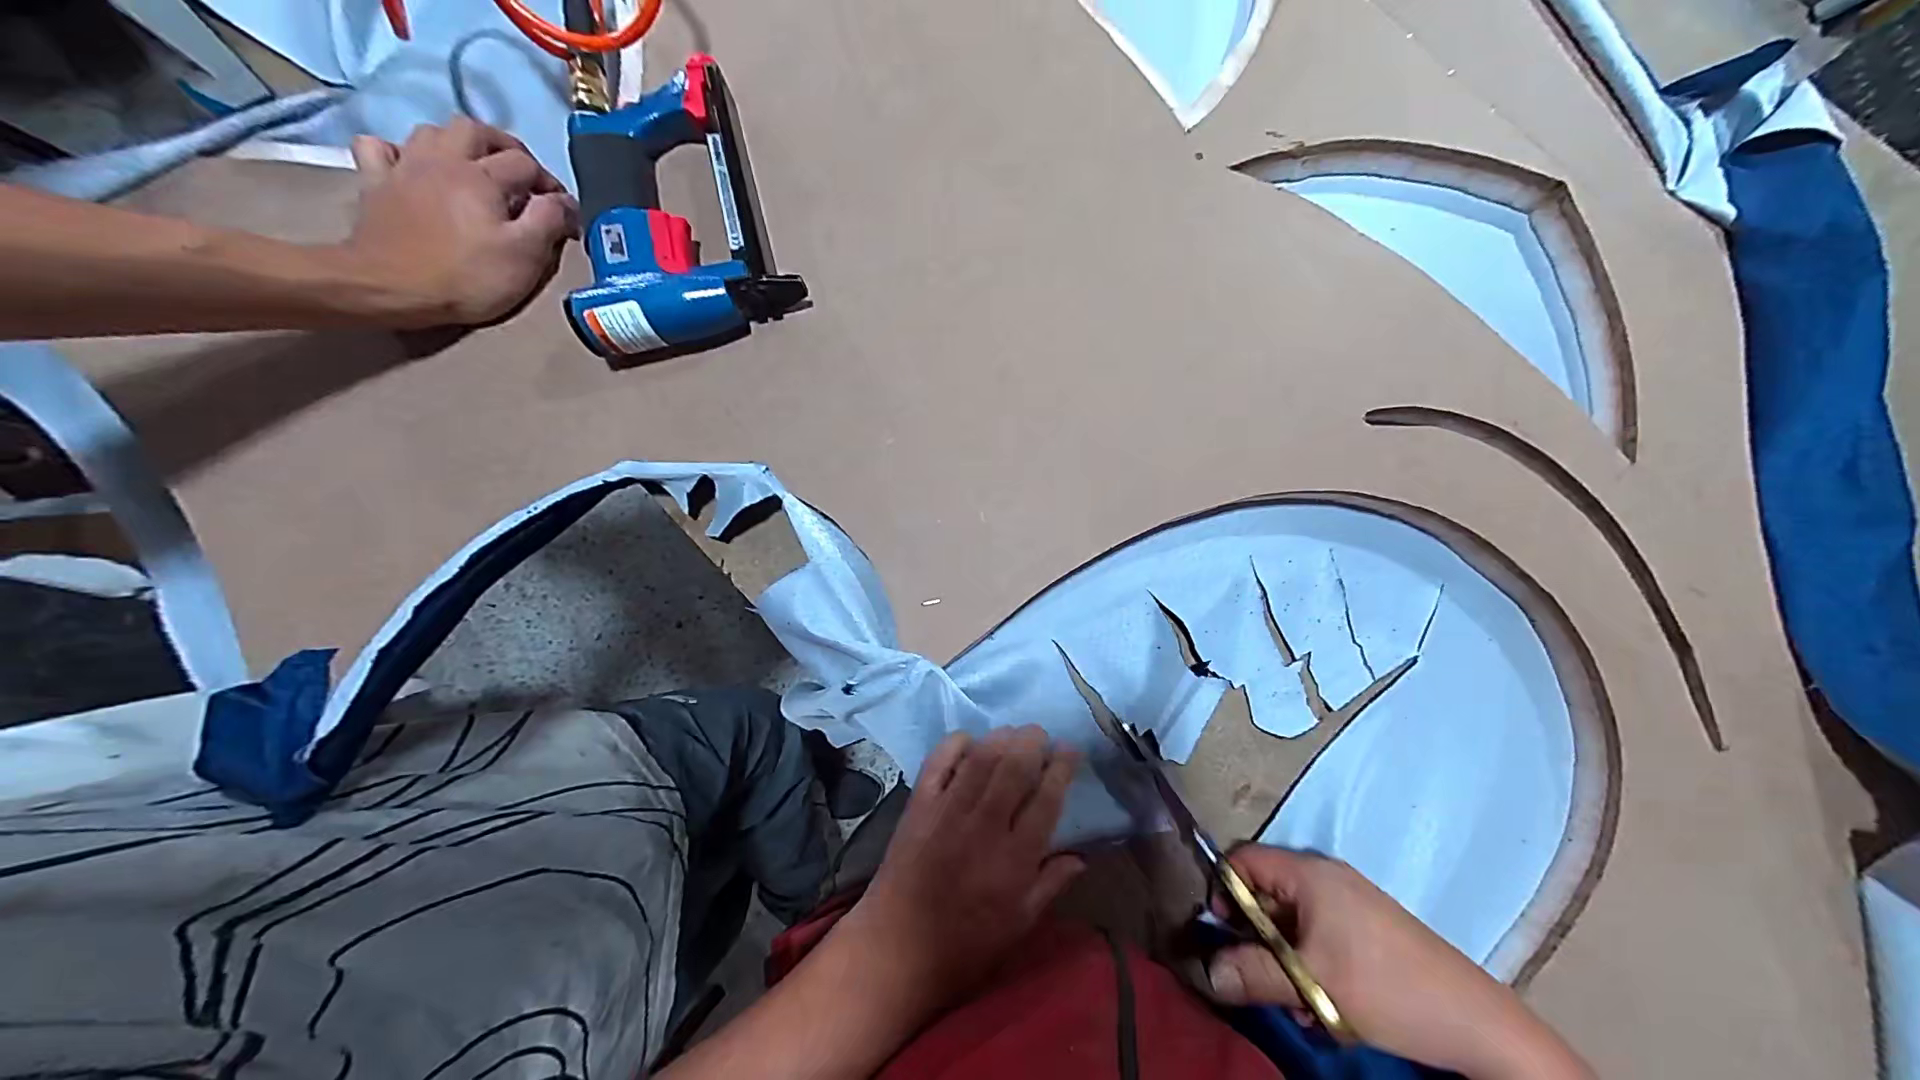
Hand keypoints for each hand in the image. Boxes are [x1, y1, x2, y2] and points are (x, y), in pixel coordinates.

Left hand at [340, 119, 578, 327]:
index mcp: (481, 176)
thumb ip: (549, 220)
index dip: (550, 185)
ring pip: (432, 132)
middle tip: (521, 176)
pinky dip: (400, 152)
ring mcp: (403, 168)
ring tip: (474, 170)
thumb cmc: (467, 276)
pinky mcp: (375, 183)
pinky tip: (412, 169)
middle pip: (476, 131)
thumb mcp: (526, 255)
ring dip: (458, 144)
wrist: (390, 289)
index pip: (526, 165)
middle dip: (505, 147)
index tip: (562, 213)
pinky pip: (380, 148)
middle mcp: (442, 159)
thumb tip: (564, 201)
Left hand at [833, 727, 1085, 1021]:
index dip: (1062, 767)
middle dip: (1033, 741)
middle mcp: (985, 825)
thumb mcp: (1019, 923)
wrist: (898, 946)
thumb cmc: (965, 942)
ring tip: (1014, 733)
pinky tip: (970, 742)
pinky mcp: (919, 804)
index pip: (1047, 798)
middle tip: (1042, 736)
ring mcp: (948, 810)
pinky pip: (939, 761)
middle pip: (1015, 766)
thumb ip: (1051, 884)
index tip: (1070, 750)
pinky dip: (956, 743)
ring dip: (1002, 737)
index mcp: (1015, 857)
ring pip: (981, 758)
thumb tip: (1081, 856)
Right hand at [1204, 847, 1593, 1079]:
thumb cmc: (1385, 990)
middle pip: (1266, 890)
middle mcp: (1327, 876)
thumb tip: (1207, 972)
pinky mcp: (1368, 927)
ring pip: (1292, 918)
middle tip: (1258, 975)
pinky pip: (1318, 932)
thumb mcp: (1310, 984)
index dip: (1223, 889)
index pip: (1243, 859)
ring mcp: (1351, 901)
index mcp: (1309, 873)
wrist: (1478, 1024)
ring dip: (1283, 957)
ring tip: (1298, 1001)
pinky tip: (1324, 1003)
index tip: (1223, 932)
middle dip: (1255, 935)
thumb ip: (1252, 973)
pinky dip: (1310, 962)